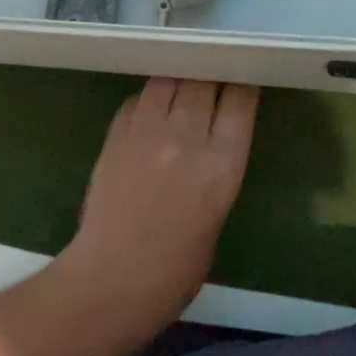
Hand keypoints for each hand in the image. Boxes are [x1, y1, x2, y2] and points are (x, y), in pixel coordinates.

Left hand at [60, 79, 258, 322]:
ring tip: (183, 82)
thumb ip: (216, 171)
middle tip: (214, 76)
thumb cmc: (174, 272)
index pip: (240, 102)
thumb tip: (212, 143)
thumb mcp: (216, 219)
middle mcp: (187, 139)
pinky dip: (148, 98)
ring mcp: (147, 132)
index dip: (243, 84)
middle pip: (204, 81)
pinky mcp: (116, 134)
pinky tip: (152, 109)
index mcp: (222, 166)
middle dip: (212, 74)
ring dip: (179, 78)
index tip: (244, 78)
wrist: (111, 281)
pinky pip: (137, 99)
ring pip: (168, 80)